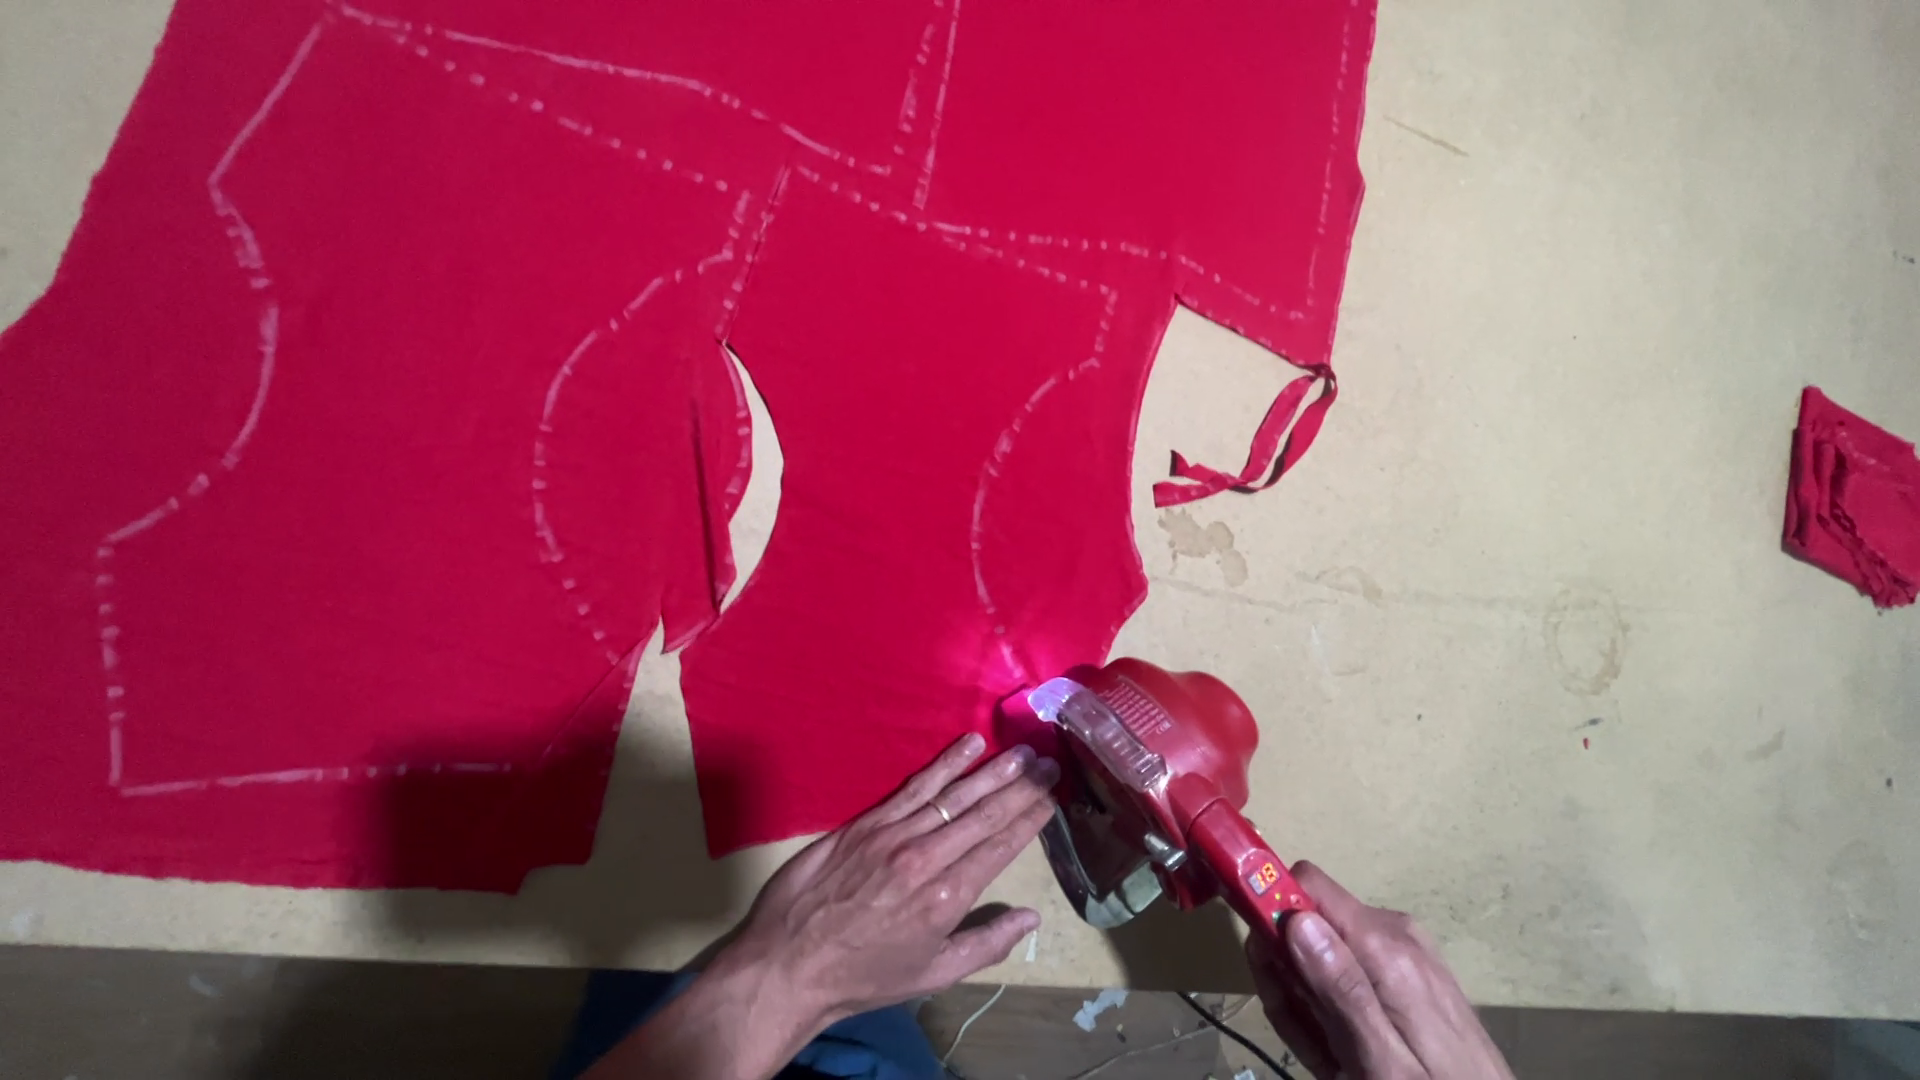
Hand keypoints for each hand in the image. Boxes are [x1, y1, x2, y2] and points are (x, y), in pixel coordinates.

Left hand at [723, 732, 1057, 1029]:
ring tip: (1023, 752)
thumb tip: (1032, 917)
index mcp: (947, 899)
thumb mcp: (932, 975)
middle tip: (1050, 763)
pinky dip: (945, 764)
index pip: (999, 846)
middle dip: (1022, 787)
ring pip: (954, 795)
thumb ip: (986, 944)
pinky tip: (969, 746)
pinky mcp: (867, 822)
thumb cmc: (865, 976)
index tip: (1052, 796)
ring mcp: (895, 835)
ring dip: (993, 771)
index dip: (1029, 818)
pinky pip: (914, 786)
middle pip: (984, 814)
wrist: (789, 963)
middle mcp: (926, 858)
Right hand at [1245, 862, 1513, 1079]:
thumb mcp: (1381, 1065)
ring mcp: (1402, 949)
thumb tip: (1297, 919)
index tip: (1269, 969)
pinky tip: (1347, 1049)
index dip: (1272, 914)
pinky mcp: (1406, 967)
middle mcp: (1393, 932)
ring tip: (1331, 1057)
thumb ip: (1340, 989)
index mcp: (1386, 947)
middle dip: (1289, 978)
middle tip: (1308, 1041)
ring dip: (1308, 1002)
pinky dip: (1332, 1006)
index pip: (1306, 884)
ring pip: (1318, 950)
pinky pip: (1344, 967)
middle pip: (1305, 923)